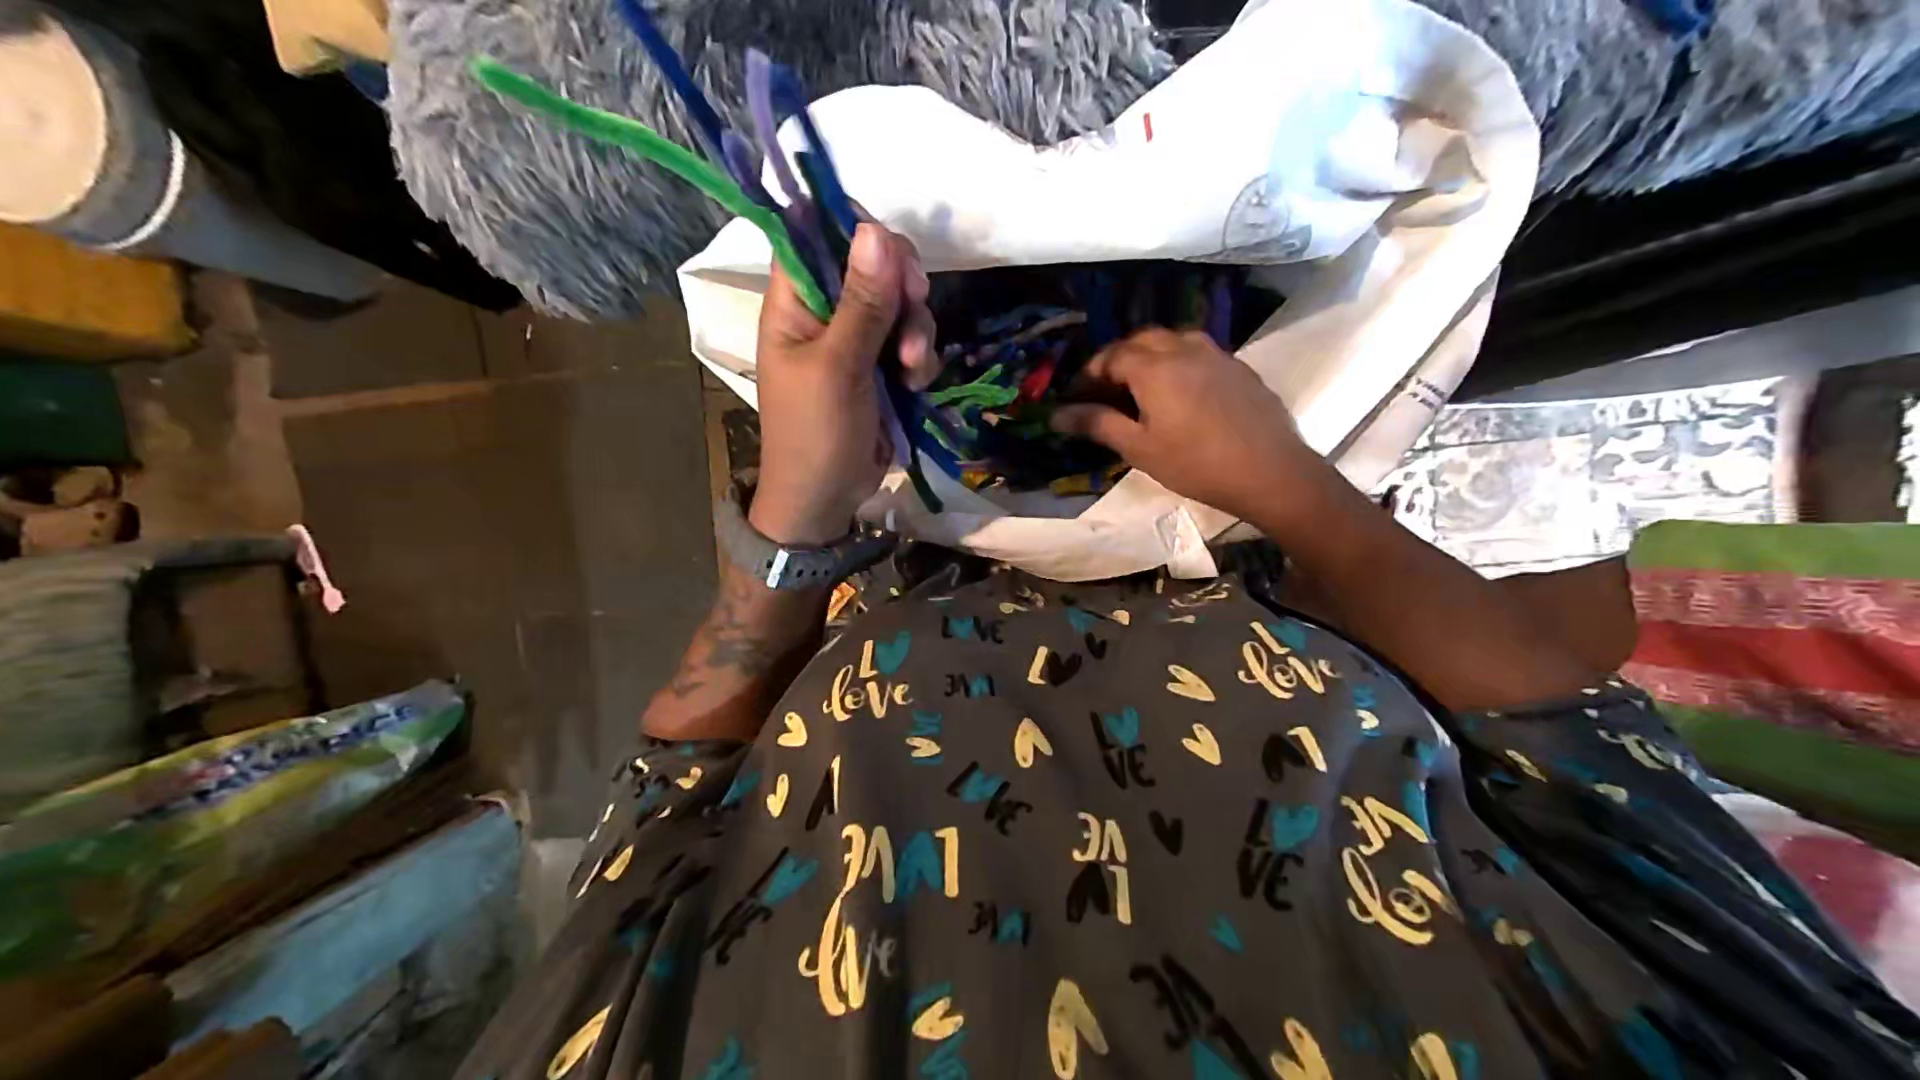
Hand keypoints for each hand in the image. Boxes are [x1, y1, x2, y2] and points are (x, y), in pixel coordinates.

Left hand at [751, 224, 936, 545]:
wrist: (826, 500)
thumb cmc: (815, 434)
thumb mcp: (838, 367)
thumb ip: (861, 302)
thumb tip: (875, 229)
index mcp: (794, 302)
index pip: (818, 234)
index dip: (858, 232)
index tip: (894, 255)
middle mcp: (825, 311)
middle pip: (872, 265)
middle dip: (902, 288)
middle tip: (914, 310)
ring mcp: (855, 339)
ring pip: (900, 305)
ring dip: (917, 332)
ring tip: (912, 372)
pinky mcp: (881, 366)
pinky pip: (911, 341)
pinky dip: (920, 359)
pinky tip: (915, 386)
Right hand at [1050, 328, 1321, 520]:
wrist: (1270, 471)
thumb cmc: (1196, 463)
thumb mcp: (1139, 448)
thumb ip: (1097, 424)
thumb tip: (1056, 414)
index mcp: (1154, 366)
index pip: (1110, 356)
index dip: (1087, 375)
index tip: (1074, 398)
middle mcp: (1184, 348)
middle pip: (1140, 340)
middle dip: (1116, 360)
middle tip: (1104, 391)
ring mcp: (1216, 354)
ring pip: (1171, 341)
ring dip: (1148, 356)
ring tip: (1139, 388)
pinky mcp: (1238, 367)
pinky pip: (1197, 353)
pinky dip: (1176, 363)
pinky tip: (1178, 393)